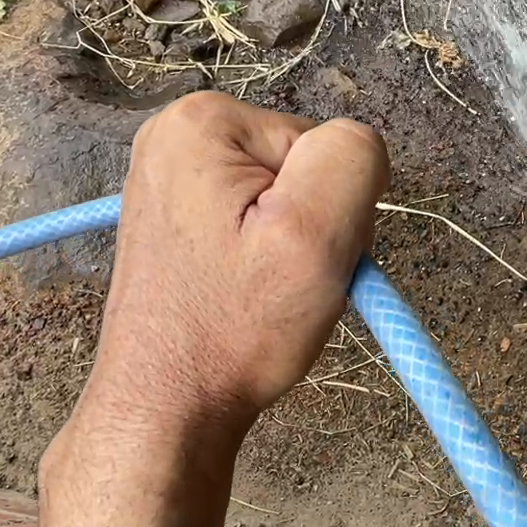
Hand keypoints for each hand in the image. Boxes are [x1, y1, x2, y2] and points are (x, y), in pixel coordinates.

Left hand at [39, 93, 388, 526]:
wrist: (168, 405)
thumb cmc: (238, 326)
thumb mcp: (313, 234)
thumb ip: (351, 159)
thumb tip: (358, 144)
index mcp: (205, 121)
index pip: (327, 145)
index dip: (333, 206)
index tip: (300, 256)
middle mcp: (176, 132)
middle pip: (306, 163)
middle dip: (316, 221)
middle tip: (288, 276)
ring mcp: (171, 174)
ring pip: (289, 193)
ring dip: (297, 241)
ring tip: (268, 286)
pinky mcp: (177, 212)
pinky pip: (259, 215)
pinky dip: (270, 251)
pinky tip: (250, 285)